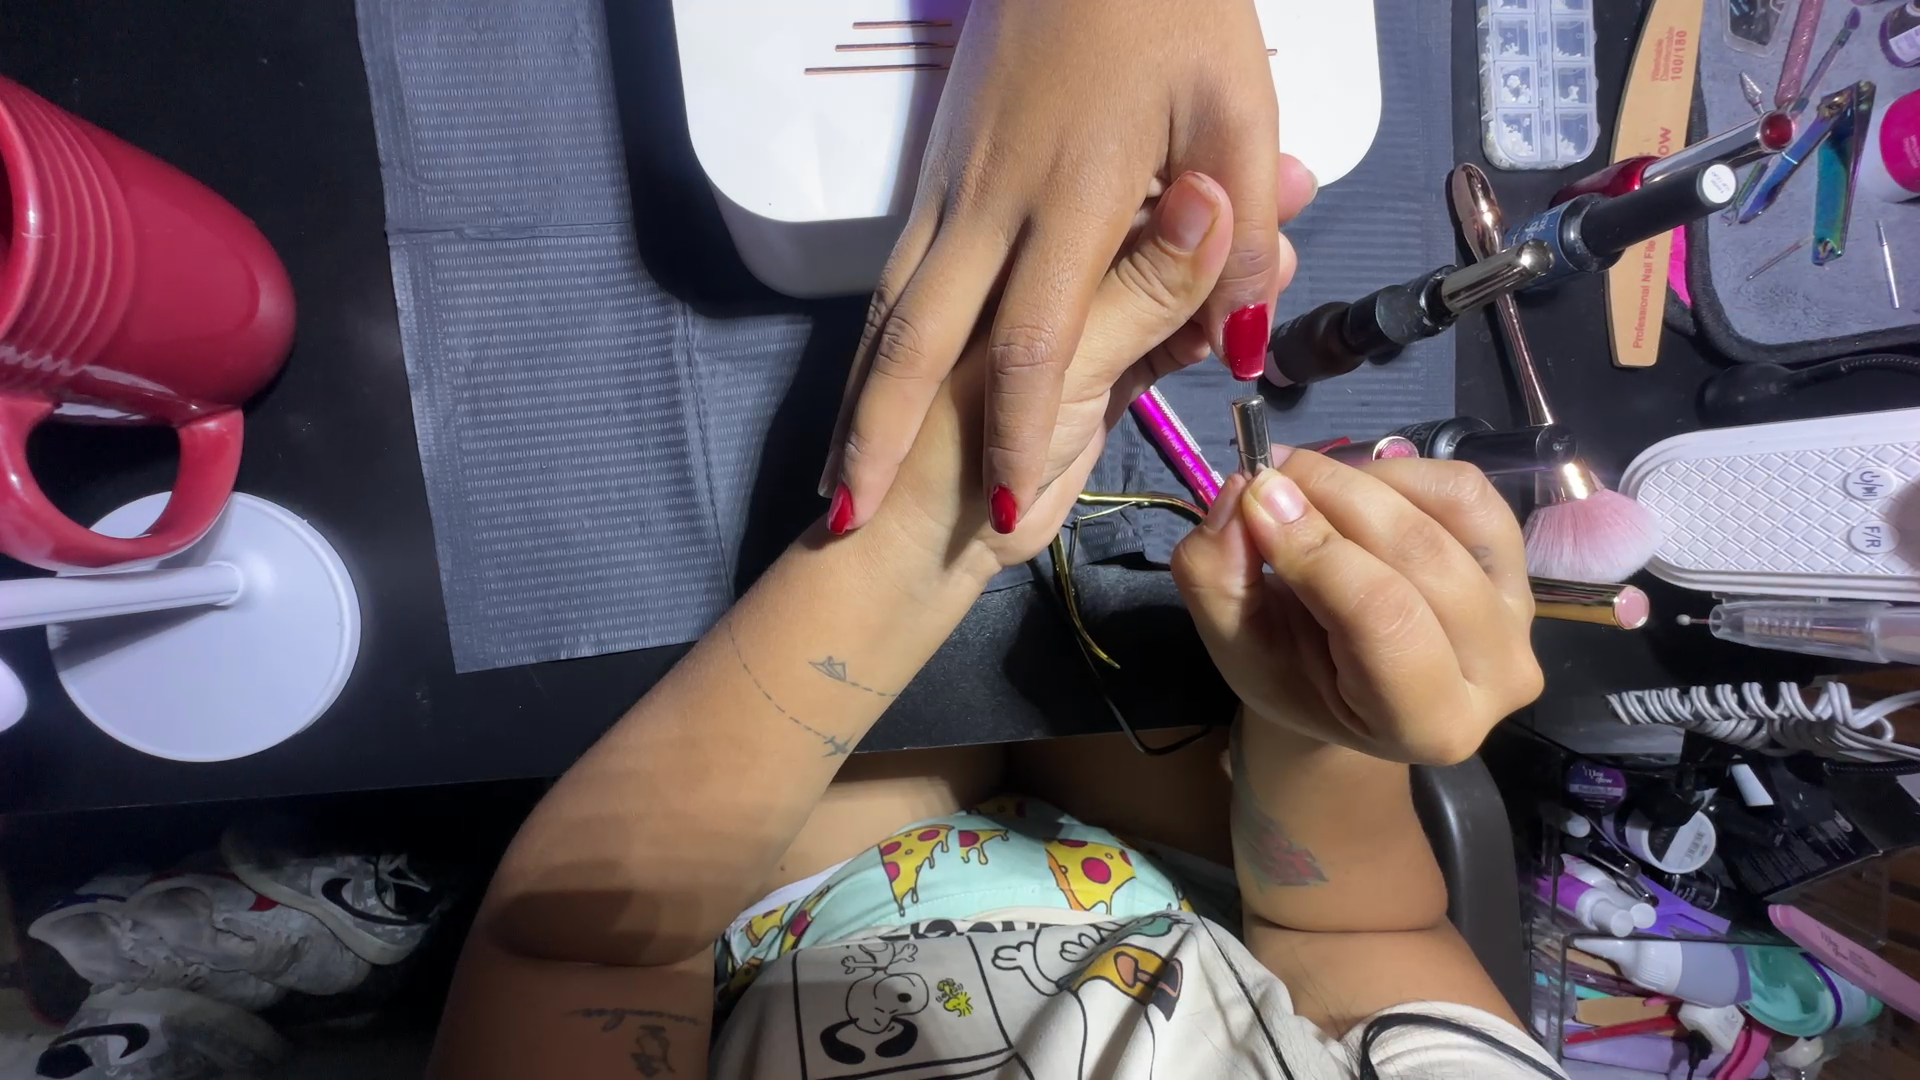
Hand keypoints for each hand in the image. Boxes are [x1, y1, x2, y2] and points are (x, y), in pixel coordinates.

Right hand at [821, 0, 1306, 536]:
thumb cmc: (1171, 4)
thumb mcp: (1237, 104)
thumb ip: (1240, 233)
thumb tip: (1244, 343)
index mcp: (1071, 197)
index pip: (1032, 343)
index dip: (1014, 434)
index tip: (1001, 509)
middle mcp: (988, 209)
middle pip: (915, 339)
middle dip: (880, 436)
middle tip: (850, 518)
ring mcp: (946, 194)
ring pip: (886, 311)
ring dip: (857, 399)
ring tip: (835, 476)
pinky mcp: (929, 180)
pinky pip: (889, 279)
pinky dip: (868, 346)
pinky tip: (860, 391)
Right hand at [1171, 455, 1544, 764]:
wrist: (1340, 691)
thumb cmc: (1286, 679)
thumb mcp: (1230, 645)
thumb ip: (1217, 578)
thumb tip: (1241, 490)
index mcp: (1424, 723)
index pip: (1384, 617)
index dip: (1315, 547)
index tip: (1252, 496)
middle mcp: (1497, 677)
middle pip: (1419, 554)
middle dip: (1330, 493)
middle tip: (1265, 473)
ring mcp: (1520, 619)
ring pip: (1447, 513)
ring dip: (1359, 479)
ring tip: (1301, 484)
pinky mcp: (1519, 568)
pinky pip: (1465, 493)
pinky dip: (1399, 472)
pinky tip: (1351, 487)